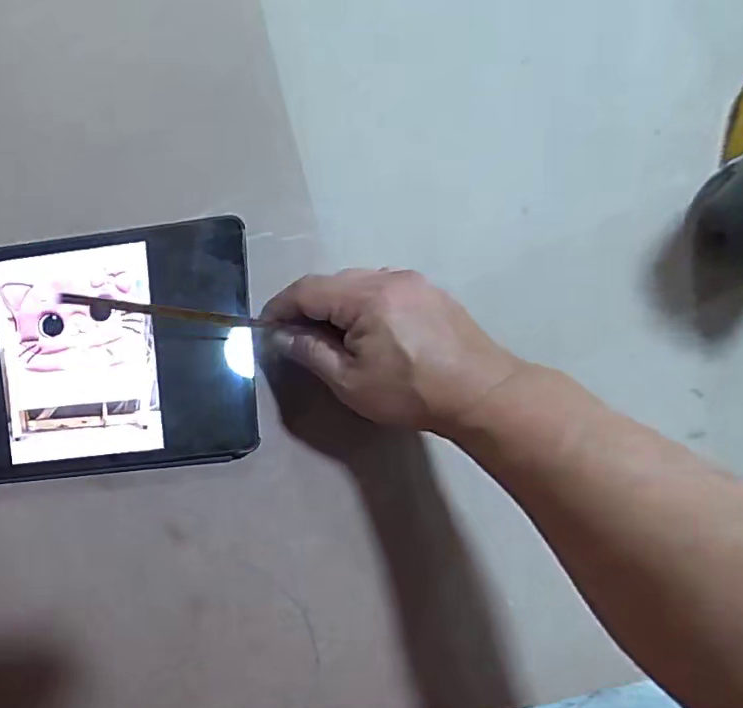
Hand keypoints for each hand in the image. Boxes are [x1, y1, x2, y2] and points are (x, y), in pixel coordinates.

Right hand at [261, 269, 526, 434]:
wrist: (480, 392)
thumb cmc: (408, 392)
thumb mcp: (348, 380)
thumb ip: (310, 351)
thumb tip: (281, 336)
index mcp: (367, 297)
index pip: (307, 290)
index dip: (279, 307)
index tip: (262, 328)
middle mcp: (389, 278)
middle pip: (331, 282)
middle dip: (303, 306)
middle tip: (288, 336)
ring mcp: (412, 282)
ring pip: (355, 283)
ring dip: (330, 305)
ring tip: (320, 336)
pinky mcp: (427, 292)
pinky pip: (378, 288)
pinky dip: (356, 304)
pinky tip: (355, 331)